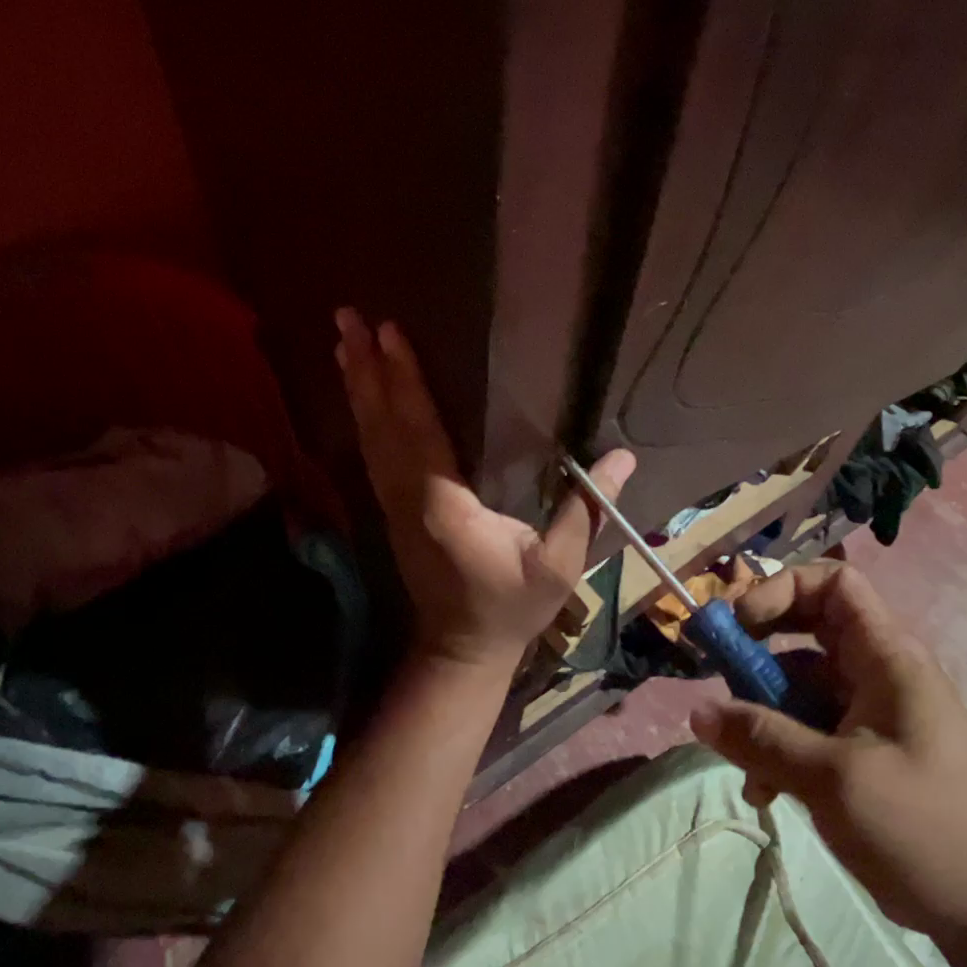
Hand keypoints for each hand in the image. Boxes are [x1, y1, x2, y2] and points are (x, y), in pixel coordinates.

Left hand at [335, 308, 635, 672]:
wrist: (460, 650)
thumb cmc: (510, 608)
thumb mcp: (557, 566)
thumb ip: (585, 510)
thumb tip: (623, 457)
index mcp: (445, 506)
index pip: (420, 431)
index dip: (405, 381)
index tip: (390, 334)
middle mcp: (409, 498)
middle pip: (383, 424)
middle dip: (367, 369)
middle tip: (347, 316)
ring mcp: (394, 505)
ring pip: (370, 435)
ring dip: (358, 386)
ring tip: (344, 339)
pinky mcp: (392, 510)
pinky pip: (372, 452)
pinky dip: (364, 415)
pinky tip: (359, 392)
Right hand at [690, 562, 966, 966]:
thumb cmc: (924, 830)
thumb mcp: (832, 779)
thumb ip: (760, 738)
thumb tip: (696, 711)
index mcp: (888, 658)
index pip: (833, 584)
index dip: (779, 590)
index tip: (736, 627)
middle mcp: (881, 676)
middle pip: (808, 634)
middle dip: (758, 655)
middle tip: (719, 682)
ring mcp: (876, 718)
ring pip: (802, 689)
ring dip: (764, 716)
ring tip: (745, 765)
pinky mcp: (869, 758)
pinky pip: (812, 732)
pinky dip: (782, 751)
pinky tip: (766, 793)